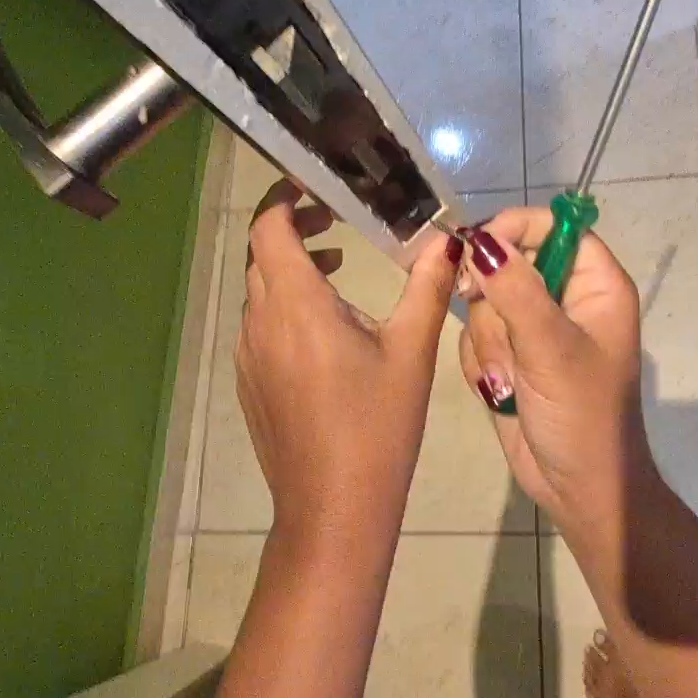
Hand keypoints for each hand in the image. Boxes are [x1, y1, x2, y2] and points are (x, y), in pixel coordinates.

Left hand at [235, 181, 458, 549]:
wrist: (333, 510)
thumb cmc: (377, 425)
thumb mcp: (412, 352)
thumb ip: (428, 288)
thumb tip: (449, 243)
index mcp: (297, 305)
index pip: (268, 228)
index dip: (284, 199)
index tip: (316, 187)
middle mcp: (261, 323)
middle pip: (261, 255)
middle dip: (294, 230)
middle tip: (338, 223)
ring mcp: (249, 357)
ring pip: (261, 292)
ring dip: (293, 270)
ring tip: (341, 272)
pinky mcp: (250, 384)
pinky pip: (261, 326)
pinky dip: (286, 307)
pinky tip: (328, 333)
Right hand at [456, 208, 655, 532]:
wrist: (576, 489)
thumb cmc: (582, 416)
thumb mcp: (552, 349)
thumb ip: (516, 290)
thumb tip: (480, 240)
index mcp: (596, 285)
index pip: (556, 227)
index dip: (516, 228)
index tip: (478, 246)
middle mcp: (565, 298)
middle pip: (510, 260)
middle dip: (495, 299)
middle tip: (486, 316)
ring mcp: (535, 327)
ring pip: (486, 301)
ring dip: (490, 341)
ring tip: (512, 376)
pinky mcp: (510, 355)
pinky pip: (476, 334)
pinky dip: (481, 361)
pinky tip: (500, 389)